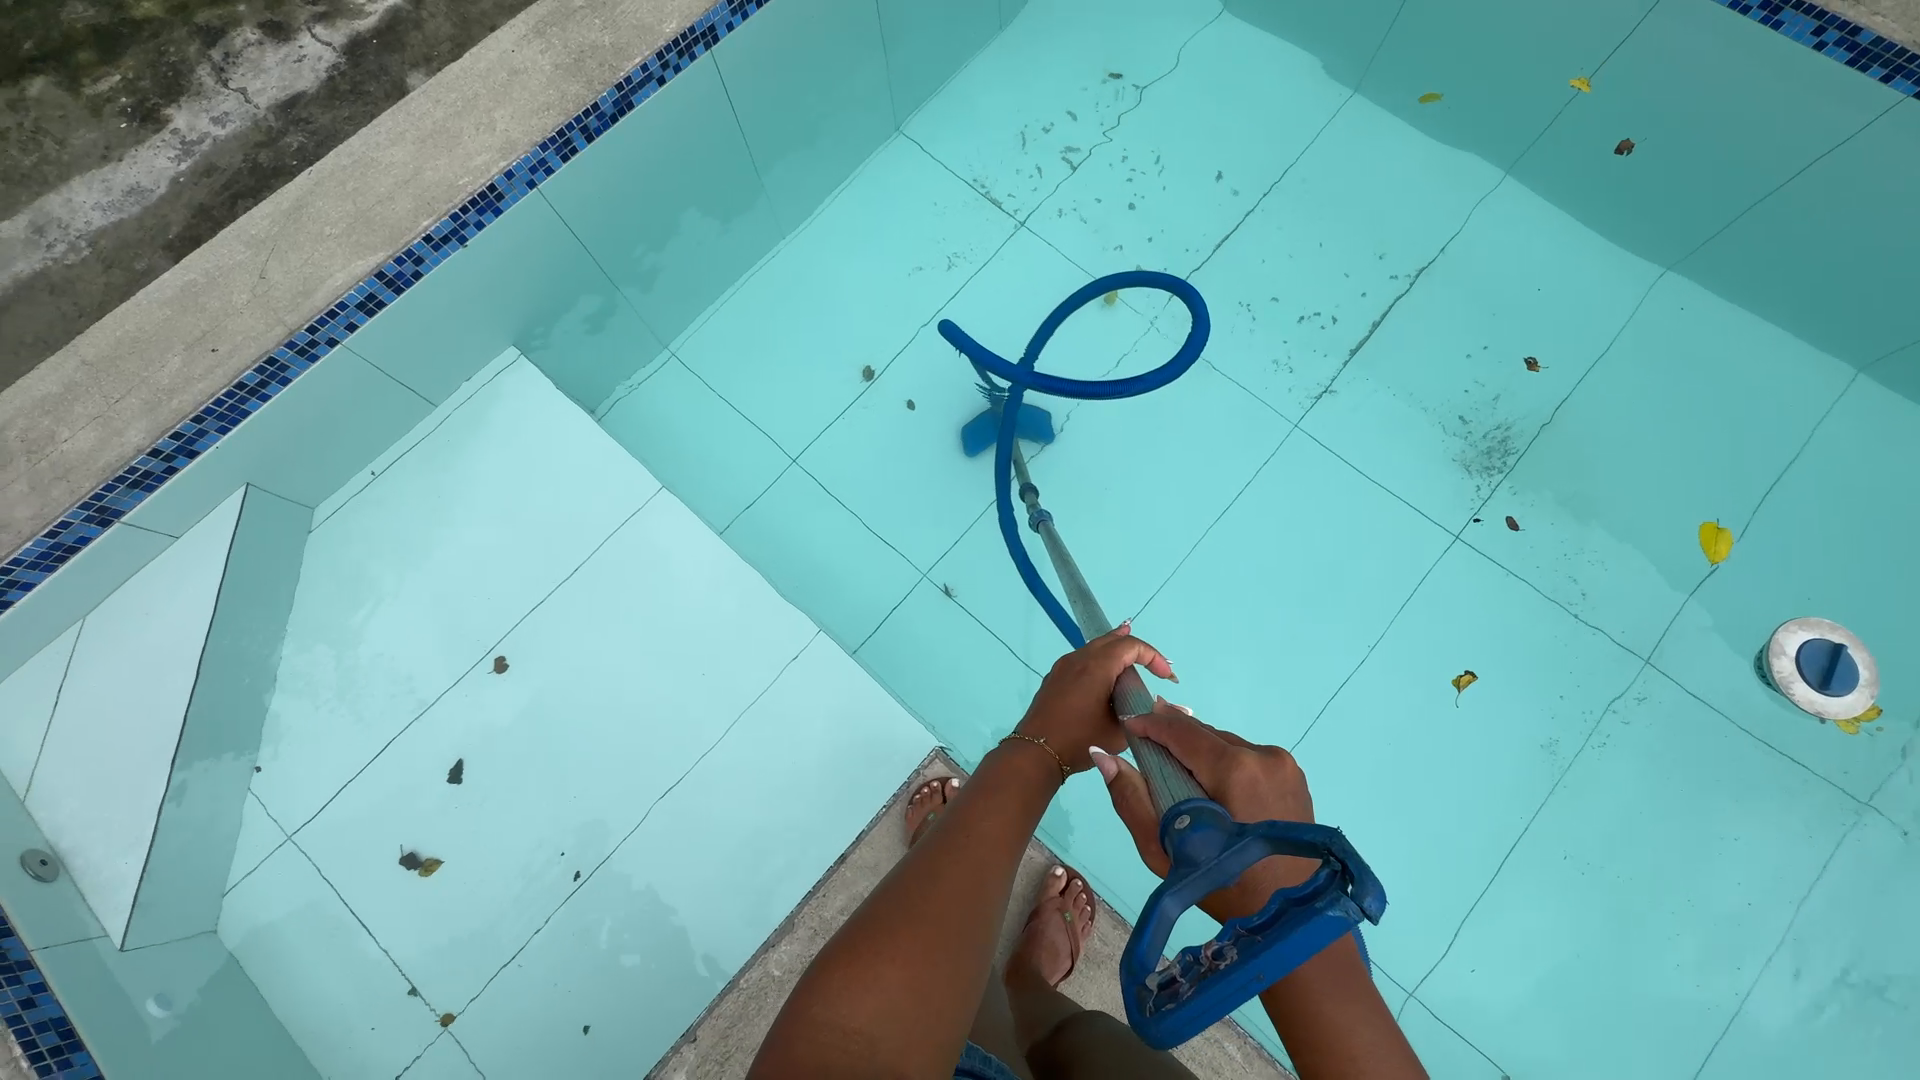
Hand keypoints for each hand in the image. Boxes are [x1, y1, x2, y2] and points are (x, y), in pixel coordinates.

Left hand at [1014, 622, 1175, 774]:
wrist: (1035, 751)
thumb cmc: (1079, 739)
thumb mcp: (1118, 731)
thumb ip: (1140, 715)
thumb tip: (1159, 709)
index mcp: (1097, 666)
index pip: (1131, 646)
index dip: (1153, 657)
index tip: (1167, 677)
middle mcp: (1079, 658)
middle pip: (1111, 640)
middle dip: (1135, 648)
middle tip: (1154, 662)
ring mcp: (1063, 666)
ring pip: (1094, 648)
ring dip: (1115, 652)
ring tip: (1132, 658)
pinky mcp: (1055, 677)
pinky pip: (1082, 660)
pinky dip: (1099, 661)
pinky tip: (1106, 674)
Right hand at [1091, 701, 1318, 922]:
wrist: (1294, 918)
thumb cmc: (1224, 888)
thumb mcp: (1165, 852)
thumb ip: (1131, 799)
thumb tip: (1103, 757)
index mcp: (1234, 770)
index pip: (1182, 731)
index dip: (1150, 723)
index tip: (1126, 723)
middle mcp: (1264, 756)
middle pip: (1205, 733)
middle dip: (1173, 736)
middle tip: (1145, 745)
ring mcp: (1284, 764)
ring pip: (1226, 743)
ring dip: (1199, 752)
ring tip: (1177, 770)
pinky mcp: (1294, 776)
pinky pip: (1247, 756)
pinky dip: (1223, 763)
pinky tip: (1211, 784)